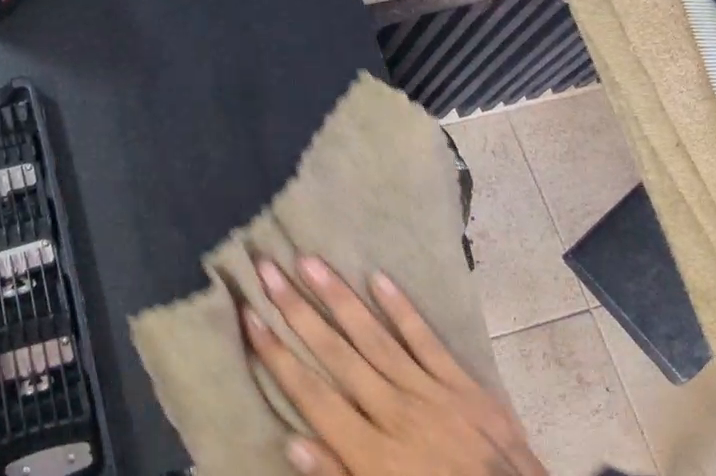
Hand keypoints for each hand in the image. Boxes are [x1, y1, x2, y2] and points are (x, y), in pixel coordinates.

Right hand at [242, 257, 546, 475]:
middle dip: (297, 309)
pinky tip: (378, 277)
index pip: (313, 395)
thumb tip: (292, 440)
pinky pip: (429, 341)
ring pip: (375, 337)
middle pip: (336, 354)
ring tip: (309, 260)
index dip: (277, 355)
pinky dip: (403, 309)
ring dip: (339, 297)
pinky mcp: (465, 386)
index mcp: (373, 455)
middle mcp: (396, 414)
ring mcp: (432, 395)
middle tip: (267, 268)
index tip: (250, 316)